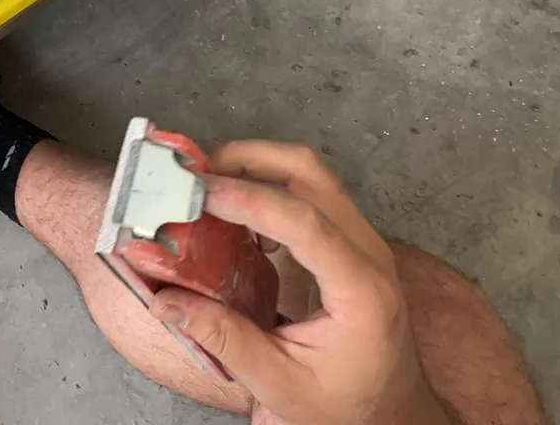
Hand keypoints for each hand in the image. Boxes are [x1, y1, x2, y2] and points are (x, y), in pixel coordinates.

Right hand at [151, 142, 449, 424]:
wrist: (393, 414)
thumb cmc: (345, 407)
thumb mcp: (282, 386)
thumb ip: (224, 339)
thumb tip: (166, 300)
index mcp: (362, 292)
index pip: (306, 222)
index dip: (251, 199)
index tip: (202, 193)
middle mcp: (369, 252)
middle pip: (309, 173)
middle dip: (248, 159)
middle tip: (199, 175)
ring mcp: (362, 238)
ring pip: (308, 170)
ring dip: (256, 163)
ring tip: (210, 184)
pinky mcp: (348, 235)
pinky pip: (308, 187)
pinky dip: (266, 181)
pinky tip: (236, 209)